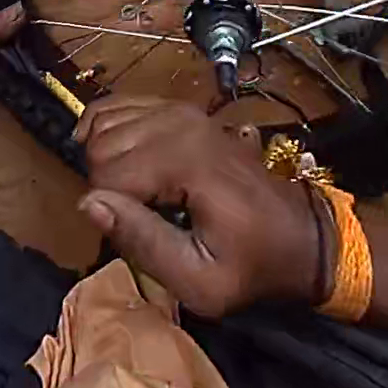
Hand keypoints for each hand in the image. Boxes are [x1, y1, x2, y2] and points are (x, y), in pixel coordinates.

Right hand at [76, 96, 322, 316]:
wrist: (299, 235)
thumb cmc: (252, 264)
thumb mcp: (201, 282)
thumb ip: (143, 243)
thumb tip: (88, 203)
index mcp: (188, 160)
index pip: (108, 175)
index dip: (111, 212)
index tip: (138, 234)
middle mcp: (178, 122)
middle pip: (101, 145)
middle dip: (104, 184)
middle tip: (135, 216)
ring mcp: (175, 108)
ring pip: (102, 124)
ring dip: (102, 158)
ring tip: (132, 191)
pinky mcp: (173, 106)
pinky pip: (114, 105)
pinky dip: (100, 127)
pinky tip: (106, 152)